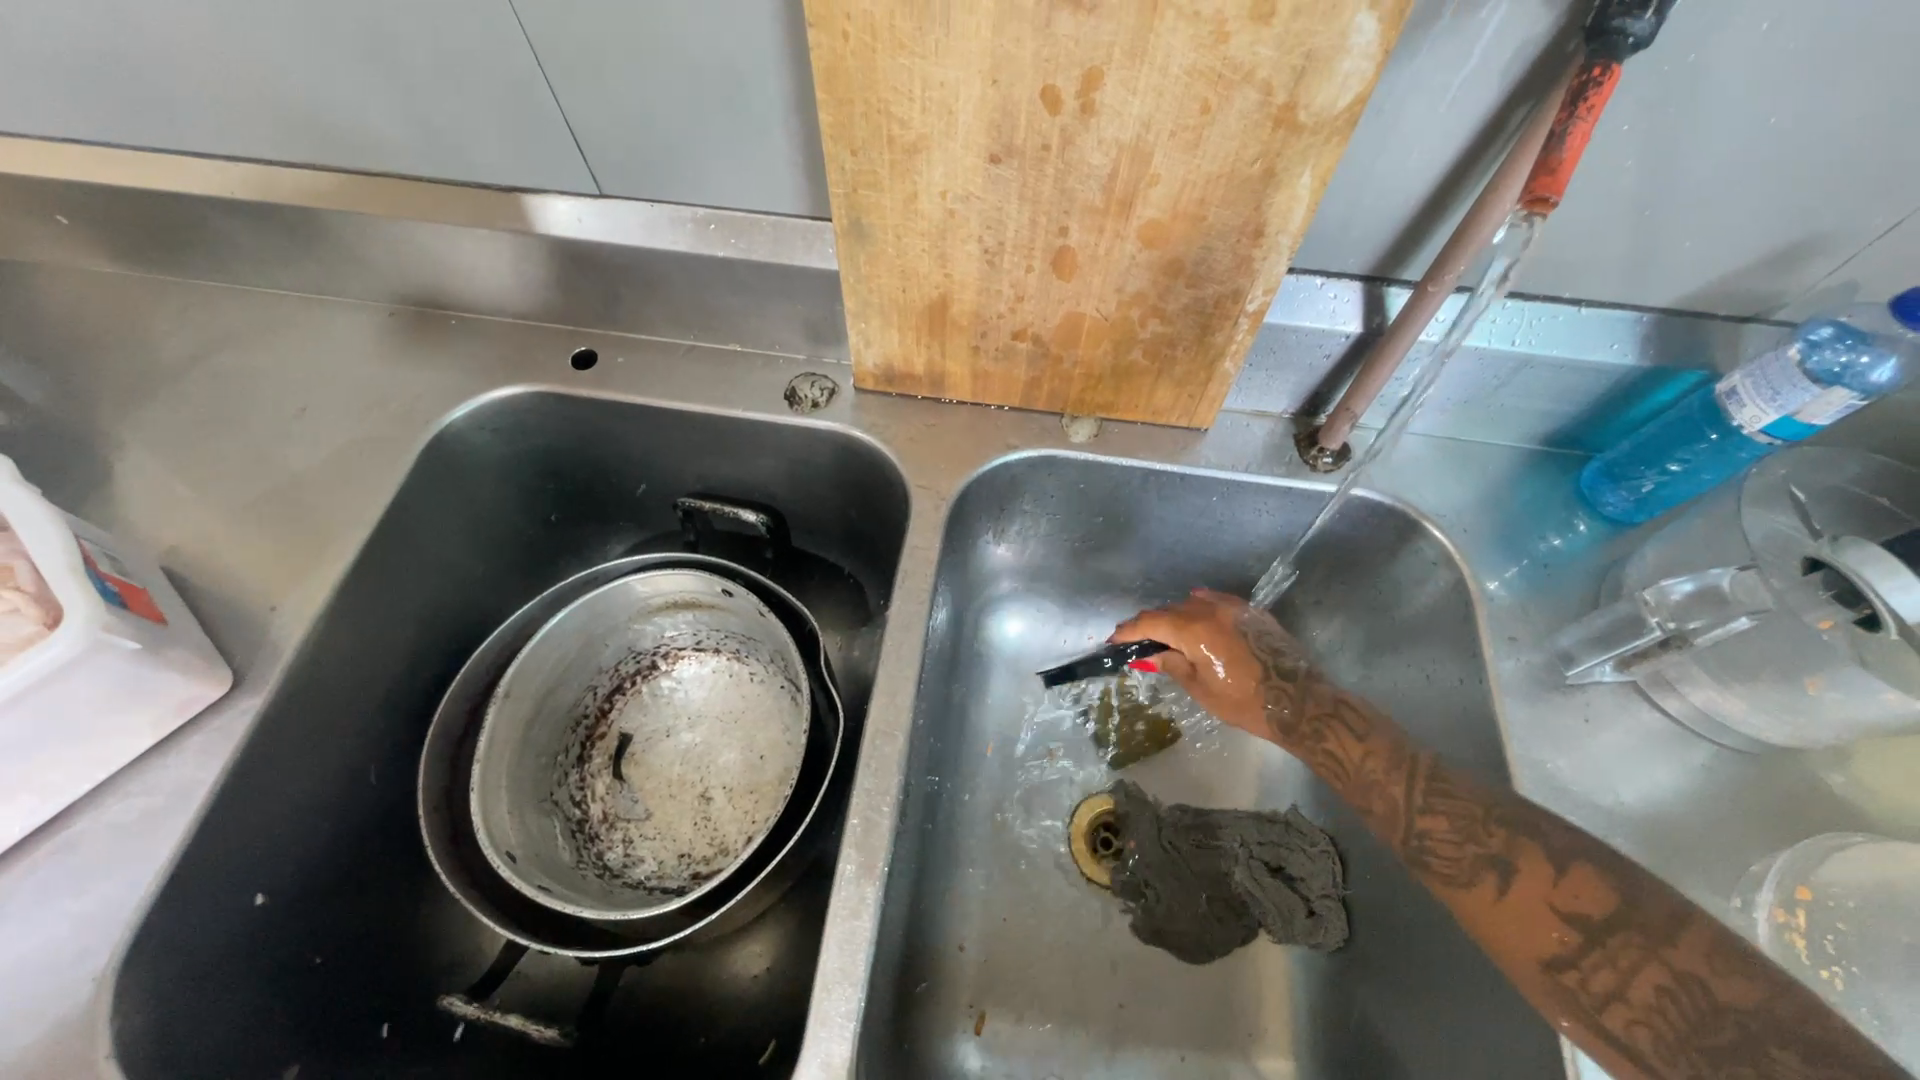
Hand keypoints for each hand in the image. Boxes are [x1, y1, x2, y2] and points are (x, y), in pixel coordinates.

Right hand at [1110, 588, 1300, 743]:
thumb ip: (1172, 665)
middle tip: (1134, 639)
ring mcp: (1234, 608)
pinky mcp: (1252, 613)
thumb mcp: (1201, 689)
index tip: (1114, 640)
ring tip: (1163, 632)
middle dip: (1149, 624)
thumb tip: (1150, 654)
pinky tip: (1195, 612)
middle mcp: (1211, 610)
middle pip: (1170, 610)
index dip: (1129, 630)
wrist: (1300, 702)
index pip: (1151, 622)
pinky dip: (1200, 607)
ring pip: (1193, 604)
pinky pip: (1217, 602)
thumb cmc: (1245, 702)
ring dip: (1174, 616)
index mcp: (1194, 630)